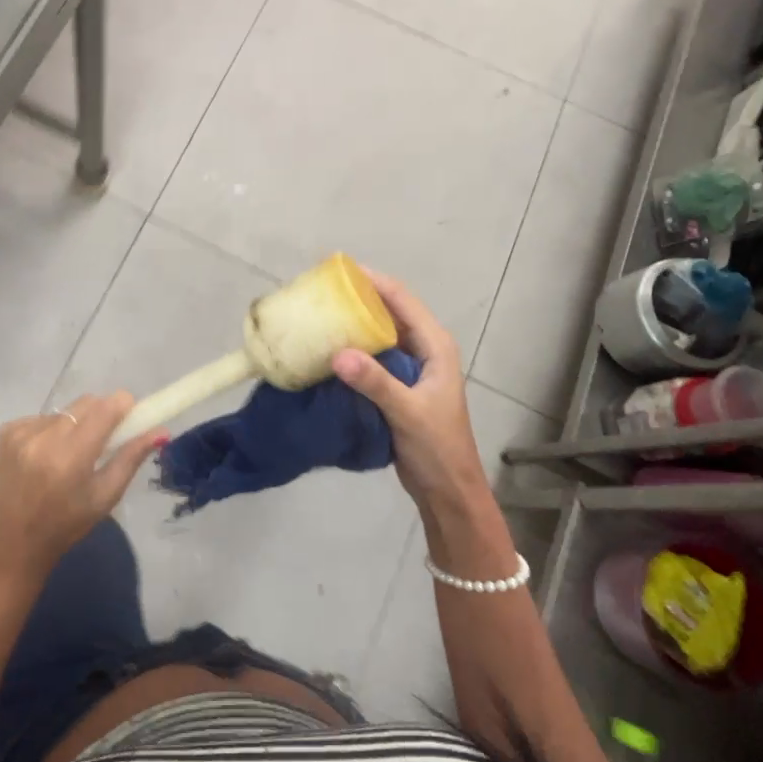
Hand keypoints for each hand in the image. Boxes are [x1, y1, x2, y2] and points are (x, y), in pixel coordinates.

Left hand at [0, 392, 164, 585]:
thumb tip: (161, 431)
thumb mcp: (104, 497)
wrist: (12, 543)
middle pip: (84, 404)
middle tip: (101, 440)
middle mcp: (43, 438)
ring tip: (67, 455)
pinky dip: (48, 431)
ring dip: (73, 425)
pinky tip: (44, 457)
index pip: (104, 410)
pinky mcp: (6, 432)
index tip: (129, 413)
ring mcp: (21, 433)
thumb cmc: (65, 525)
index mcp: (71, 458)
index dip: (121, 405)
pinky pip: (39, 418)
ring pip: (63, 411)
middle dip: (99, 414)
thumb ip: (131, 459)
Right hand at [330, 269, 488, 512]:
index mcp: (434, 347)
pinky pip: (370, 359)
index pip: (401, 300)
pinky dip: (350, 352)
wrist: (447, 491)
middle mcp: (423, 351)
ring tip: (315, 317)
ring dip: (351, 326)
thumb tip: (338, 354)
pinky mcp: (395, 388)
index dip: (372, 281)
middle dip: (357, 300)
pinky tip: (323, 353)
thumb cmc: (437, 448)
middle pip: (388, 313)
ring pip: (377, 336)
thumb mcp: (407, 412)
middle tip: (318, 294)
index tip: (338, 270)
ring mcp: (409, 370)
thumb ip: (375, 382)